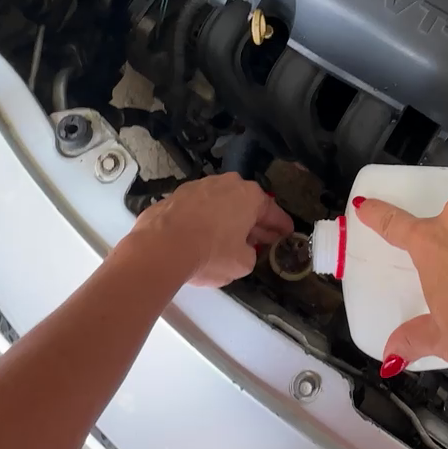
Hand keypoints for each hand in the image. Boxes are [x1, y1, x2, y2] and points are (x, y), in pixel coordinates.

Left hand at [122, 174, 293, 286]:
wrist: (161, 248)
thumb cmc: (209, 253)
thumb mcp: (242, 264)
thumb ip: (251, 253)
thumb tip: (244, 249)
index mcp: (249, 196)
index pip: (272, 211)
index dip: (281, 225)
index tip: (287, 233)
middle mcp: (227, 184)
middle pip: (246, 204)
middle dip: (253, 222)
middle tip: (260, 239)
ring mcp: (200, 186)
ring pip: (221, 203)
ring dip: (226, 218)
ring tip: (227, 239)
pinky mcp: (177, 195)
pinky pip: (198, 208)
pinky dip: (202, 220)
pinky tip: (201, 237)